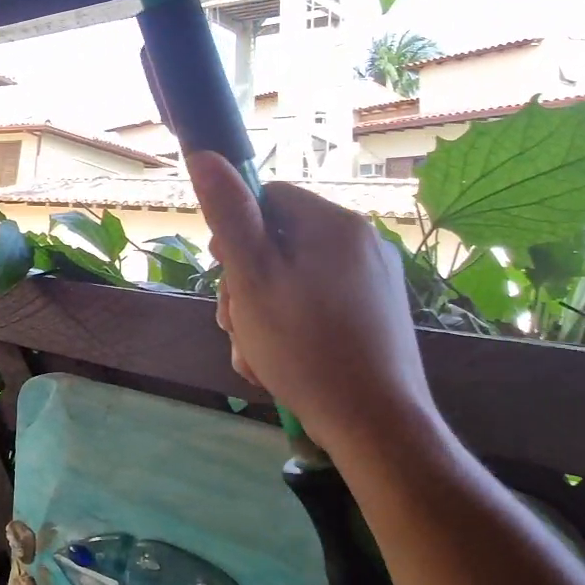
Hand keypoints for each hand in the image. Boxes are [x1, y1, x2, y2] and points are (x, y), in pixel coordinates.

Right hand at [189, 152, 439, 456]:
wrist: (378, 429)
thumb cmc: (304, 345)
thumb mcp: (251, 275)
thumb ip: (228, 214)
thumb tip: (205, 155)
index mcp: (335, 225)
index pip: (267, 197)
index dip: (234, 231)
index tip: (222, 271)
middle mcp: (362, 245)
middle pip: (277, 242)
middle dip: (245, 282)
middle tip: (234, 322)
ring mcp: (376, 283)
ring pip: (293, 279)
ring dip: (260, 311)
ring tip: (253, 352)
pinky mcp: (379, 318)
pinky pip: (319, 305)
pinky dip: (291, 327)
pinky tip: (277, 364)